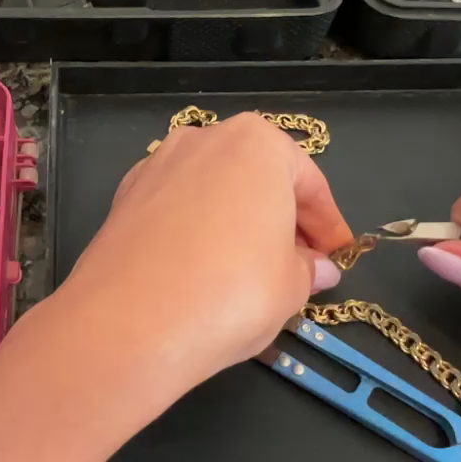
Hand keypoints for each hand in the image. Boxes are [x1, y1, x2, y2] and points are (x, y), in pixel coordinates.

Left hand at [47, 113, 353, 404]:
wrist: (130, 322)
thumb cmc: (233, 292)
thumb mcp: (291, 286)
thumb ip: (307, 268)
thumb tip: (316, 266)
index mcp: (258, 143)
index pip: (308, 182)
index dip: (327, 225)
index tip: (336, 256)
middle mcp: (204, 139)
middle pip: (257, 178)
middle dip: (281, 218)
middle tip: (298, 264)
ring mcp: (157, 165)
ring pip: (213, 191)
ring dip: (237, 222)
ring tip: (250, 269)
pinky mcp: (124, 197)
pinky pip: (177, 209)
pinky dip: (196, 231)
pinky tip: (202, 269)